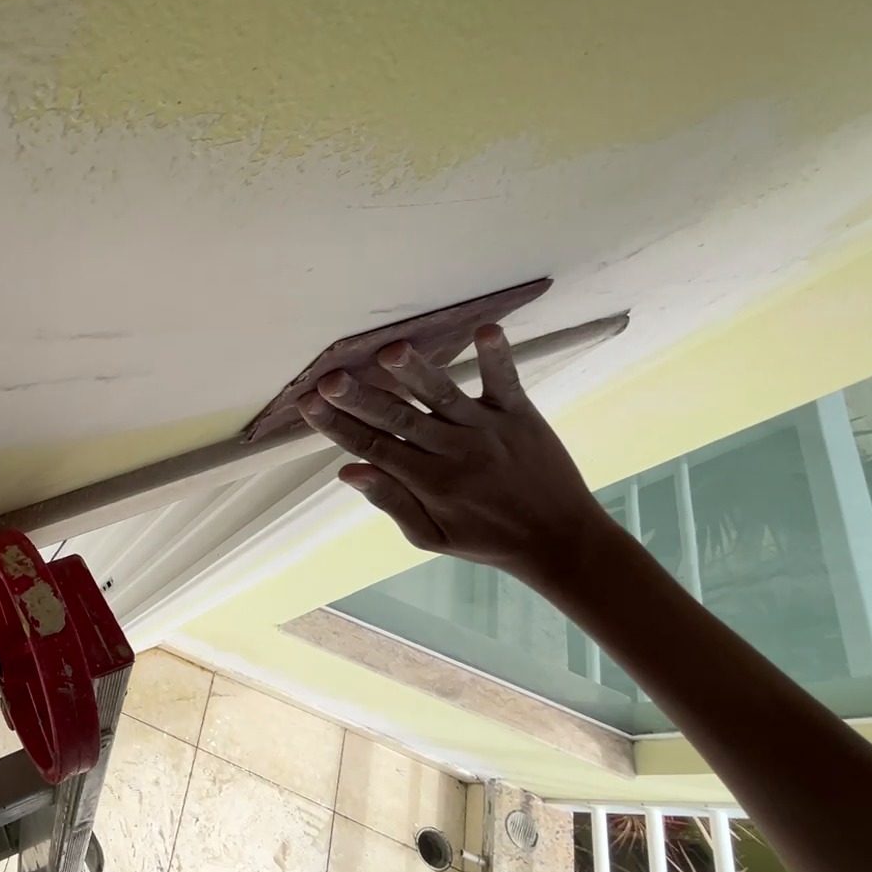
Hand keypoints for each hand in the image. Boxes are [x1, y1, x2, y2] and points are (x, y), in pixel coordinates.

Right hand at [297, 324, 618, 587]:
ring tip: (390, 351)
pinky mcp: (520, 414)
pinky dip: (496, 358)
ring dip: (417, 372)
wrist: (564, 541)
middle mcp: (454, 452)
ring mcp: (488, 430)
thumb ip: (389, 502)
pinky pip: (505, 382)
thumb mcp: (428, 537)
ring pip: (443, 396)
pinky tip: (486, 329)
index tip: (306, 403)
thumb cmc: (484, 538)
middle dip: (360, 398)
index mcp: (429, 482)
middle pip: (397, 419)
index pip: (372, 448)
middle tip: (330, 379)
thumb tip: (346, 471)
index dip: (336, 425)